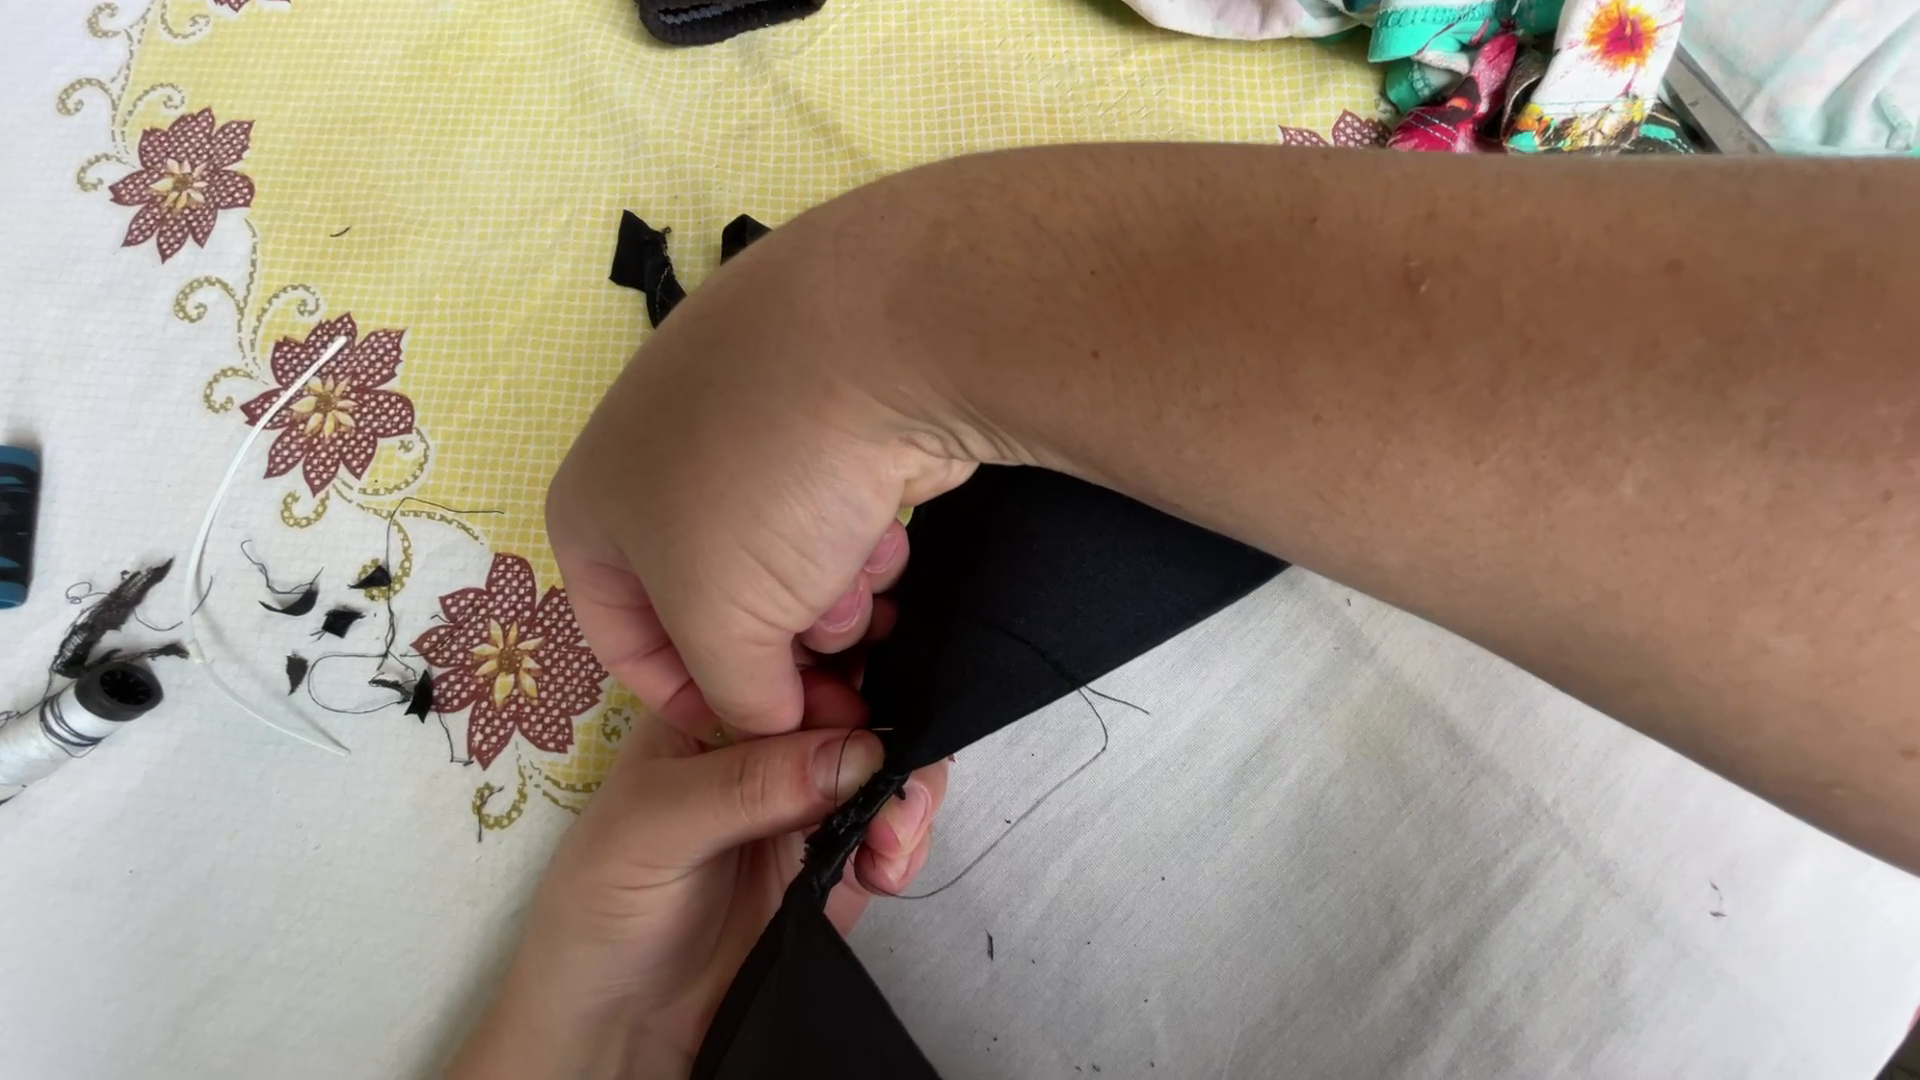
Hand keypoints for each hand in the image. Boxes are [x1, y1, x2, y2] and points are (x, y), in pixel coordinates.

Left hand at [446, 706, 947, 1079]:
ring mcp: (813, 798)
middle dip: (894, 740)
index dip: (846, 677)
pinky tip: (889, 872)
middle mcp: (774, 742)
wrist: (621, 1030)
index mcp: (720, 704)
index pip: (795, 661)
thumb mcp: (653, 826)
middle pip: (860, 707)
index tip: (866, 724)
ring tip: (893, 846)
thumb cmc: (604, 907)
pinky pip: (895, 825)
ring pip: (889, 763)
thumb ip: (748, 783)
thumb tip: (859, 750)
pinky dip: (909, 839)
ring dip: (909, 795)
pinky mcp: (842, 854)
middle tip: (898, 795)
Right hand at [545, 198, 989, 738]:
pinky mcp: (832, 439)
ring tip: (853, 588)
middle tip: (832, 680)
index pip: (627, 641)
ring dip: (827, 603)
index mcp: (601, 514)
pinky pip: (839, 529)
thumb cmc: (763, 486)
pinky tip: (882, 540)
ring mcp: (755, 448)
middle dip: (778, 652)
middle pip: (723, 610)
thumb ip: (737, 693)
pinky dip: (862, 551)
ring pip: (790, 574)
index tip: (755, 739)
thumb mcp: (720, 617)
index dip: (689, 702)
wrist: (879, 344)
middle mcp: (671, 476)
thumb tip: (772, 719)